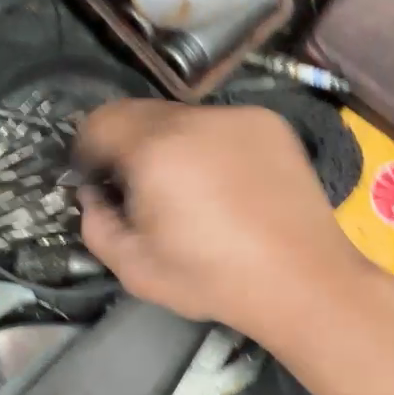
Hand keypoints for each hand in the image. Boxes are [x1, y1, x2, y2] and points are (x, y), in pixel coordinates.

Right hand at [75, 100, 375, 344]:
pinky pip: (219, 125)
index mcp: (156, 151)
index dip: (89, 150)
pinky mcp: (269, 124)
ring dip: (169, 145)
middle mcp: (195, 120)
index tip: (98, 179)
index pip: (100, 121)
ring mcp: (237, 117)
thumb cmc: (214, 279)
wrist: (304, 280)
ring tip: (188, 190)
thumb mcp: (136, 269)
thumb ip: (95, 225)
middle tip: (141, 191)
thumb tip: (93, 196)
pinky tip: (225, 185)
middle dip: (129, 148)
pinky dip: (209, 146)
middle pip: (138, 114)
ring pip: (181, 118)